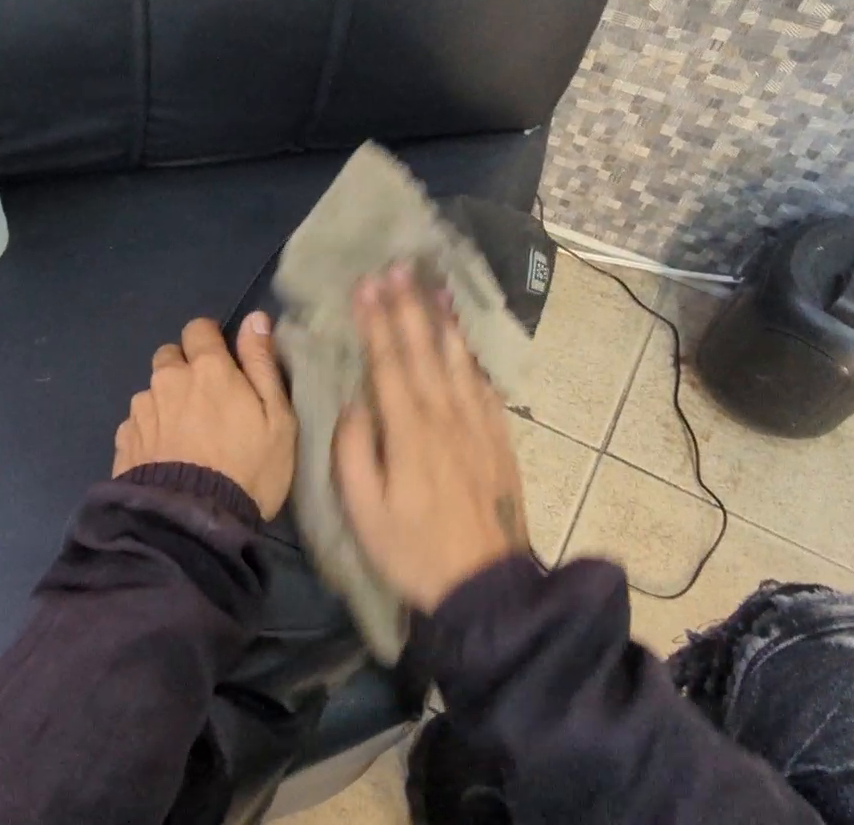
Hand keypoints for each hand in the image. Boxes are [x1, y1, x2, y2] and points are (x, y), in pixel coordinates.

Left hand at [114, 313, 296, 518]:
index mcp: (207, 368)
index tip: (223, 363)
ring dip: (166, 402)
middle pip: (170, 356)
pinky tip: (166, 458)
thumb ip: (262, 363)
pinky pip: (138, 423)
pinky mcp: (124, 440)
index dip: (210, 341)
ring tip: (185, 438)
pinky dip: (150, 432)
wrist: (191, 522)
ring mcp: (141, 410)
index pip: (199, 328)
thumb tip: (255, 318)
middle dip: (185, 369)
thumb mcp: (277, 418)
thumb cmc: (248, 468)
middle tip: (206, 402)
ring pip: (153, 391)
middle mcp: (168, 379)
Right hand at [334, 264, 528, 611]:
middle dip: (408, 306)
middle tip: (397, 267)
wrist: (486, 587)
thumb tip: (354, 405)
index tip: (366, 285)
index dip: (376, 321)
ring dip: (444, 321)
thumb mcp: (364, 510)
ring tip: (435, 285)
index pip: (389, 363)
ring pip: (458, 362)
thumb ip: (354, 451)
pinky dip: (473, 358)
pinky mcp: (499, 441)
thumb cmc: (413, 550)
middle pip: (424, 351)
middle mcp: (446, 418)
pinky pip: (485, 388)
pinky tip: (466, 342)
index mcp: (409, 432)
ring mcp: (478, 427)